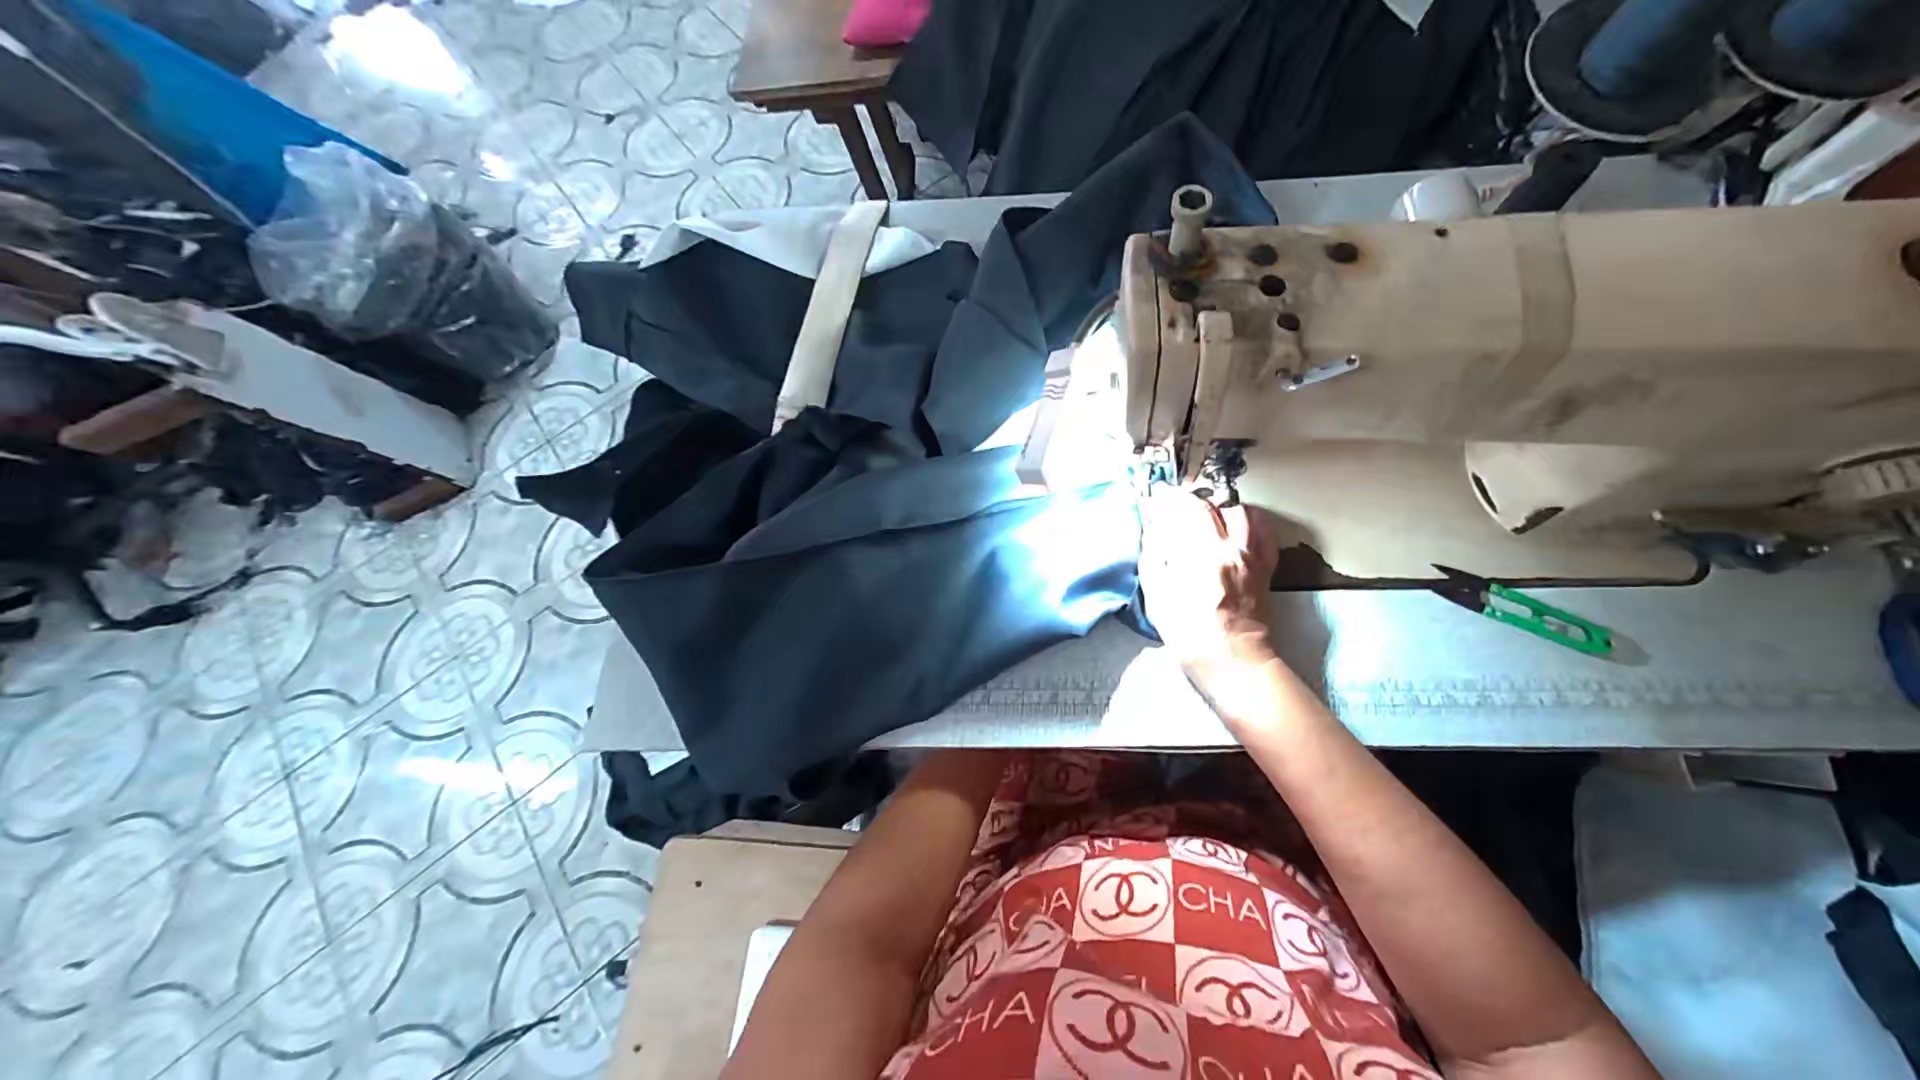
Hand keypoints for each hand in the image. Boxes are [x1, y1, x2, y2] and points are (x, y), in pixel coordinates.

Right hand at [1139, 487, 1280, 677]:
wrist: (1233, 662)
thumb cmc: (1189, 635)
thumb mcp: (1157, 596)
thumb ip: (1154, 556)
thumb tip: (1152, 528)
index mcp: (1201, 555)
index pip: (1185, 508)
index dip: (1168, 498)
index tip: (1157, 498)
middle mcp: (1231, 549)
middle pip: (1213, 506)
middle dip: (1191, 501)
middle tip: (1176, 507)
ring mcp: (1252, 557)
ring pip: (1242, 512)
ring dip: (1221, 508)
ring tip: (1208, 515)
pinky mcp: (1266, 568)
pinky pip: (1264, 533)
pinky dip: (1250, 522)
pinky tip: (1236, 528)